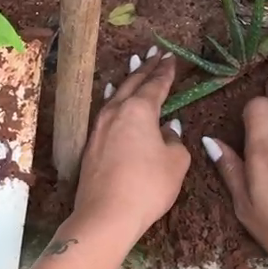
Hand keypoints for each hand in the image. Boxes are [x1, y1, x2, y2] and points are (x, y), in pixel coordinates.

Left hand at [72, 50, 190, 242]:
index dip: (165, 71)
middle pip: (133, 84)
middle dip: (146, 68)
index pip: (155, 84)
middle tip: (155, 53)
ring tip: (134, 66)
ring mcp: (99, 127)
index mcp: (139, 110)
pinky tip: (113, 98)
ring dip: (127, 80)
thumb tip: (168, 129)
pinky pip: (106, 111)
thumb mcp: (175, 163)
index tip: (171, 58)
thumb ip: (174, 141)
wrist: (106, 215)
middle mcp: (116, 112)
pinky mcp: (91, 144)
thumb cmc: (147, 186)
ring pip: (116, 95)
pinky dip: (114, 99)